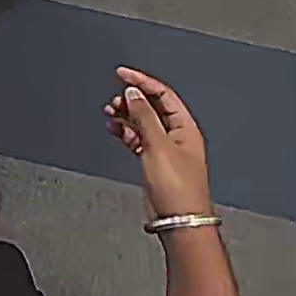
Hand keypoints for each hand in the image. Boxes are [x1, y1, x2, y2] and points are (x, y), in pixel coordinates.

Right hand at [103, 67, 211, 216]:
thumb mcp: (158, 145)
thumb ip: (144, 116)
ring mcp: (165, 147)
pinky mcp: (154, 160)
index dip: (141, 81)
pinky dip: (125, 131)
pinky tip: (114, 128)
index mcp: (185, 126)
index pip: (162, 93)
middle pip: (152, 106)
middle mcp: (176, 134)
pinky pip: (138, 137)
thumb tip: (133, 93)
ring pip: (142, 121)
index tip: (122, 73)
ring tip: (110, 112)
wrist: (179, 221)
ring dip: (126, 115)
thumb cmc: (178, 188)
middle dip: (132, 99)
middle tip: (115, 99)